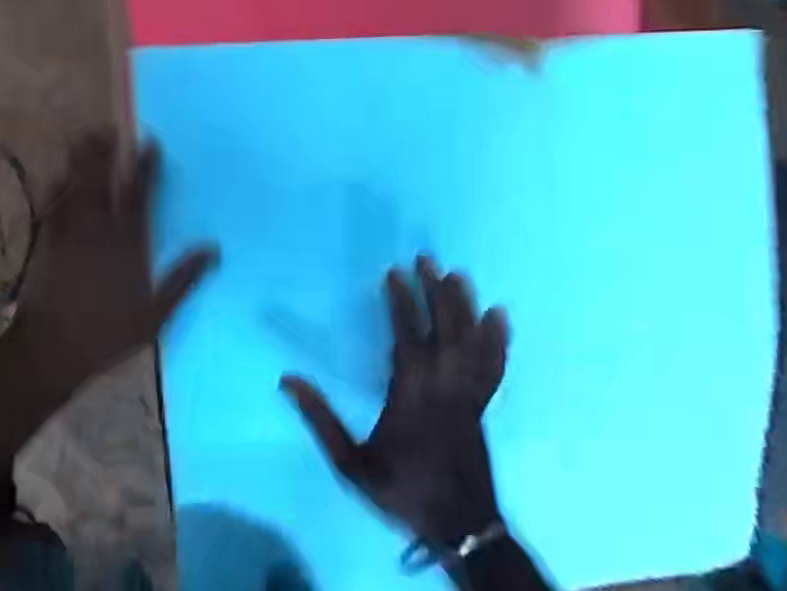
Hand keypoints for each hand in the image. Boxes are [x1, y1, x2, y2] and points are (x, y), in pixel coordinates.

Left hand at [13, 131, 217, 390]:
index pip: (139, 195)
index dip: (145, 166)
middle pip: (100, 181)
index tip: (149, 142)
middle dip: (103, 152)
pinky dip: (58, 187)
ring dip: (79, 162)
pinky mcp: (46, 243)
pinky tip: (60, 177)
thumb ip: (183, 279)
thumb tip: (212, 249)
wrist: (49, 350)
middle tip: (107, 129)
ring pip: (74, 187)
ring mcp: (67, 234)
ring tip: (83, 140)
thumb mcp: (154, 315)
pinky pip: (53, 205)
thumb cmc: (106, 334)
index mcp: (127, 244)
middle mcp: (97, 231)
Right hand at [282, 257, 508, 549]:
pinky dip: (498, 339)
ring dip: (464, 305)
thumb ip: (321, 419)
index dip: (401, 302)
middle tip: (426, 259)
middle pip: (444, 328)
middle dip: (435, 291)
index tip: (393, 272)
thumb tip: (287, 379)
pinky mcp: (483, 403)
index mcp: (412, 393)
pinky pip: (494, 365)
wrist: (459, 527)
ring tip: (458, 274)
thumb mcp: (352, 463)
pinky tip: (499, 316)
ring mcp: (468, 393)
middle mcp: (444, 385)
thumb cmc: (402, 488)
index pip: (407, 335)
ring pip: (470, 340)